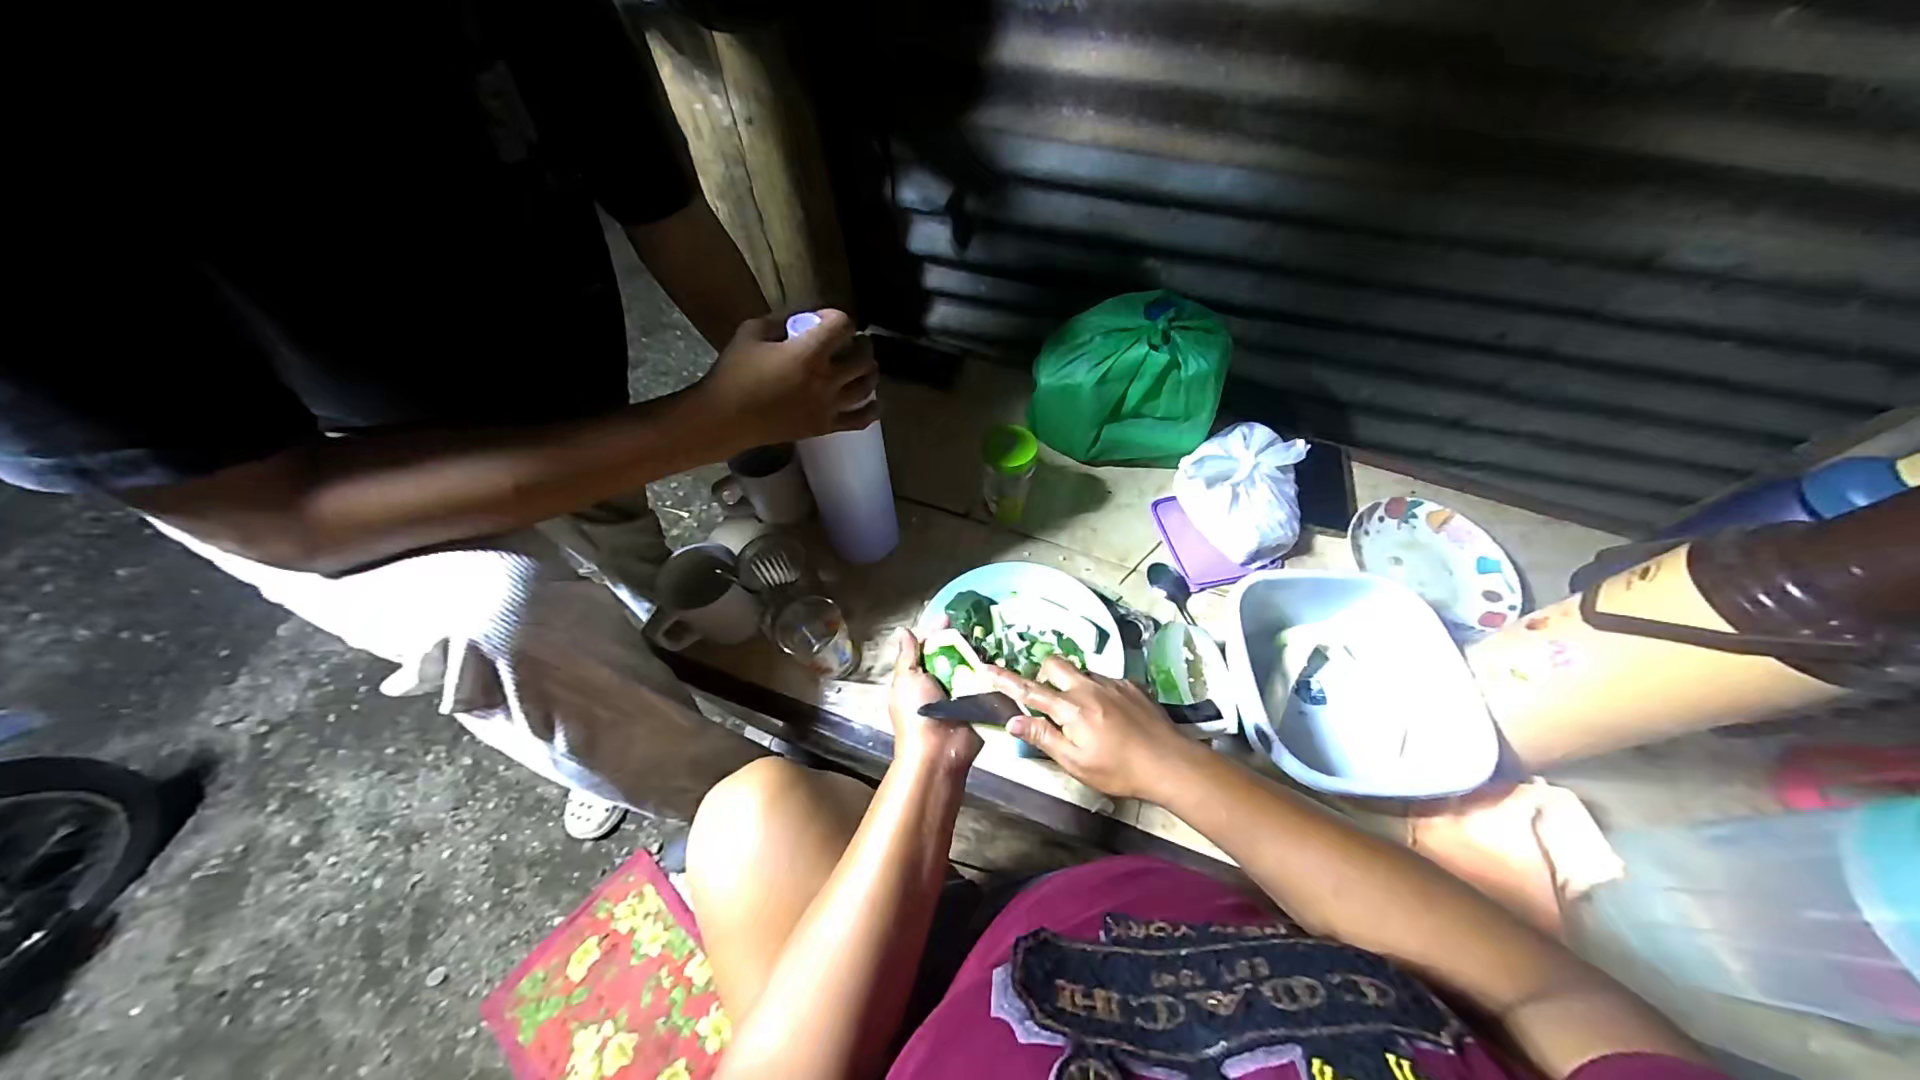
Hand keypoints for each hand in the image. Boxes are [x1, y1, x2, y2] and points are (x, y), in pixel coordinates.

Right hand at [694, 310, 878, 451]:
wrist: (725, 419)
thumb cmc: (733, 373)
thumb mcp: (751, 332)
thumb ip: (780, 321)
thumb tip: (800, 320)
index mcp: (808, 354)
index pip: (842, 326)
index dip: (838, 317)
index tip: (827, 319)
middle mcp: (826, 380)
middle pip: (863, 358)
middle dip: (862, 345)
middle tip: (855, 343)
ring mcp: (829, 406)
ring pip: (867, 388)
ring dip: (871, 373)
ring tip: (866, 367)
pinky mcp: (825, 427)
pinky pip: (859, 420)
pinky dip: (872, 410)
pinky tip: (876, 403)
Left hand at [887, 629, 982, 774]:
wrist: (938, 751)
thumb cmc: (916, 714)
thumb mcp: (906, 680)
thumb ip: (908, 655)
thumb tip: (903, 631)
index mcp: (920, 675)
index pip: (930, 647)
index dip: (938, 631)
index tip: (949, 617)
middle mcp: (942, 681)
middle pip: (954, 653)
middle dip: (963, 640)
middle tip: (977, 624)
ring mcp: (962, 691)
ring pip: (973, 665)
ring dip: (980, 653)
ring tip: (992, 636)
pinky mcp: (981, 702)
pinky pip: (988, 682)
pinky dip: (994, 671)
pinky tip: (1002, 656)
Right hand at [986, 657, 1195, 800]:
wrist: (1170, 763)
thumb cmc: (1118, 770)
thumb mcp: (1075, 762)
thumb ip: (1043, 736)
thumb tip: (1013, 720)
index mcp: (1070, 708)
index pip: (1029, 690)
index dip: (1005, 679)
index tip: (986, 668)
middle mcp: (1088, 687)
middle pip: (1054, 665)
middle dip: (1043, 675)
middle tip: (1049, 702)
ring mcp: (1111, 682)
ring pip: (1080, 672)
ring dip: (1072, 686)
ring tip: (1086, 717)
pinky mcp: (1130, 685)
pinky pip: (1103, 680)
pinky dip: (1097, 692)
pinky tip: (1110, 717)